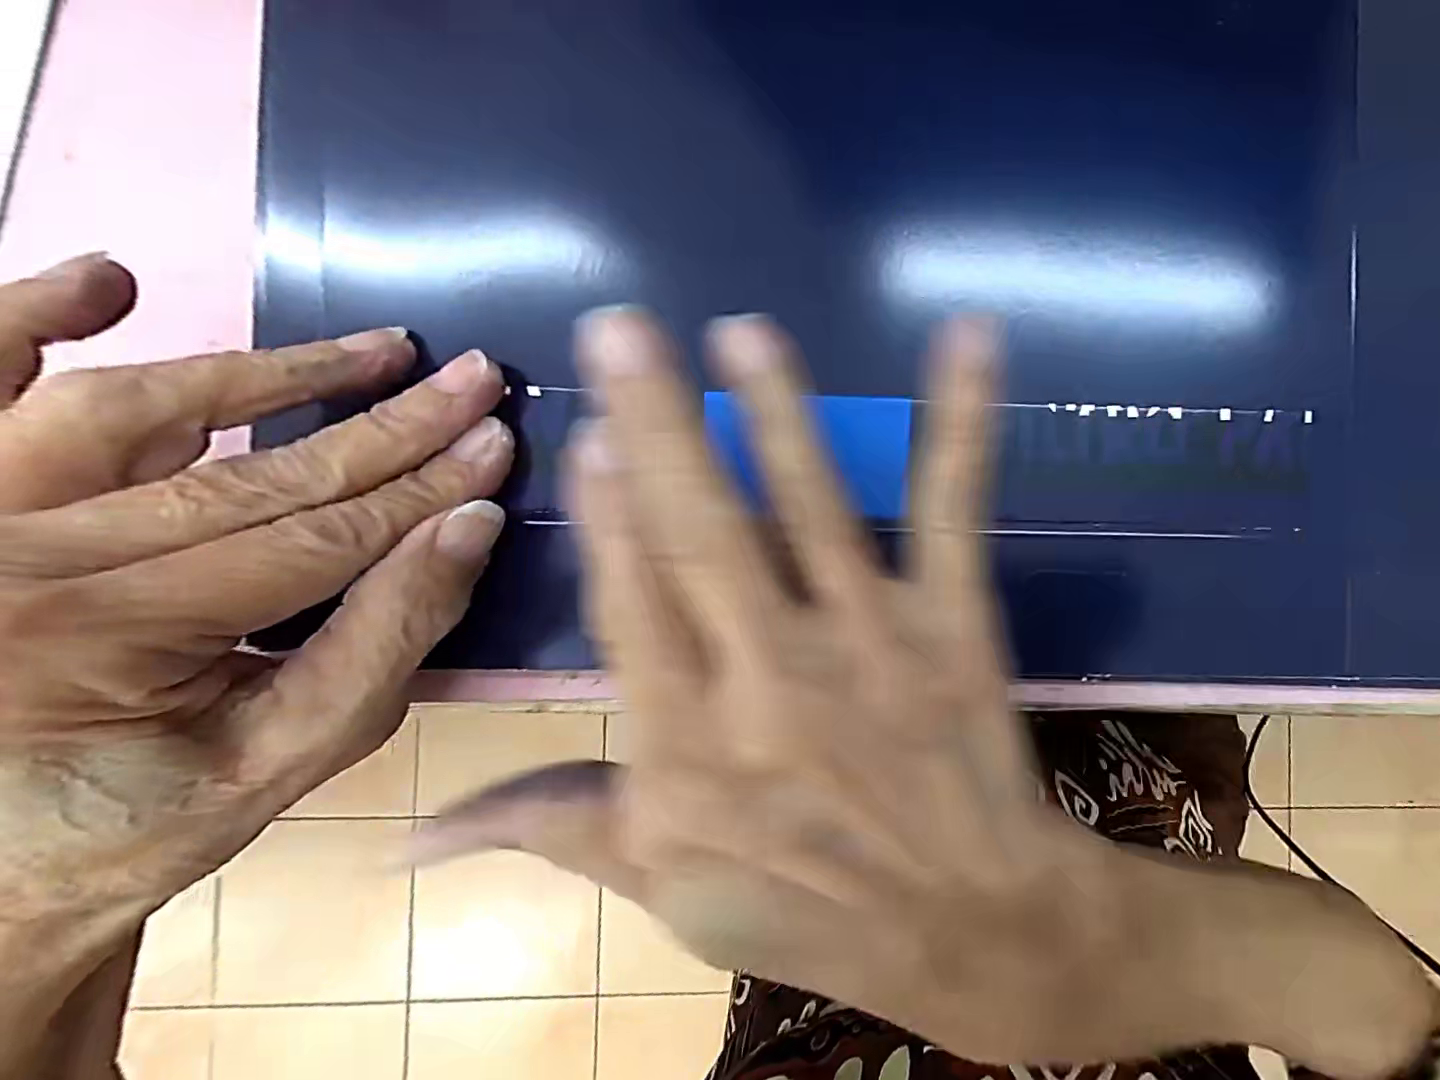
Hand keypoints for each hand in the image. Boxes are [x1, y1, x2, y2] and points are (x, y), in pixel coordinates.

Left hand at [0, 254, 512, 1069]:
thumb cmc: (148, 819)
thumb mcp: (301, 749)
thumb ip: (392, 633)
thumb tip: (473, 525)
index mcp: (103, 634)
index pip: (324, 533)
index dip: (429, 484)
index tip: (502, 436)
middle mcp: (6, 557)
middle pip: (255, 470)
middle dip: (391, 422)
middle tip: (477, 377)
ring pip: (126, 408)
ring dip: (271, 369)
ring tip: (382, 347)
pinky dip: (21, 316)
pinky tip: (106, 278)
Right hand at [417, 310, 1439, 1078]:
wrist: (968, 918)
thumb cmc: (817, 906)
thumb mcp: (676, 890)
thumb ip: (564, 828)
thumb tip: (420, 831)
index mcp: (687, 745)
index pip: (634, 603)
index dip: (613, 515)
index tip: (596, 434)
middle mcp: (770, 676)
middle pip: (702, 534)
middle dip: (661, 426)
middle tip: (625, 330)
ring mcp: (870, 641)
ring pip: (812, 507)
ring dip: (779, 413)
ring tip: (746, 334)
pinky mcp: (952, 623)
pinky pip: (949, 509)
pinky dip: (959, 422)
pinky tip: (966, 341)